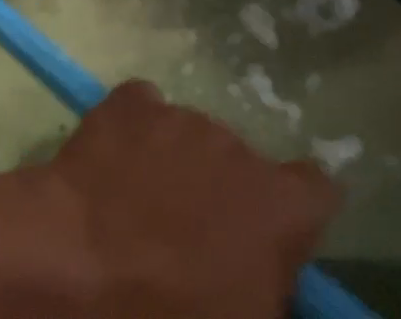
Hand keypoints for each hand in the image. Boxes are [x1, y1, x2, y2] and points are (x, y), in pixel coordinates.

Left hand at [46, 80, 341, 318]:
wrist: (87, 254)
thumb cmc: (180, 298)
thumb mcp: (256, 305)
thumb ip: (271, 264)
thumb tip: (259, 250)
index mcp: (288, 202)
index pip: (313, 187)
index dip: (289, 204)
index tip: (265, 222)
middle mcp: (238, 146)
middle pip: (238, 157)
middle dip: (220, 179)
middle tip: (187, 211)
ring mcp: (178, 118)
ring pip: (187, 130)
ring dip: (174, 150)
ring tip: (142, 182)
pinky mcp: (125, 103)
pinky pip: (139, 102)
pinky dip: (132, 120)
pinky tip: (116, 146)